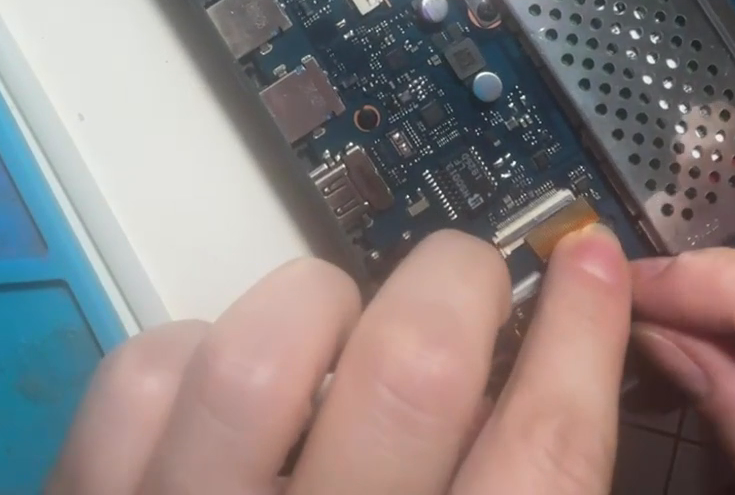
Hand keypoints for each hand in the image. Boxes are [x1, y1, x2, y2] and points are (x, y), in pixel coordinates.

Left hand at [49, 225, 629, 493]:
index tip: (589, 262)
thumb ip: (498, 493)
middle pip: (411, 369)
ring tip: (333, 336)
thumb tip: (530, 387)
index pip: (544, 462)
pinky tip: (213, 393)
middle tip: (463, 282)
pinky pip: (146, 371)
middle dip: (456, 283)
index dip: (579, 342)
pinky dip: (191, 347)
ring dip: (318, 304)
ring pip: (264, 346)